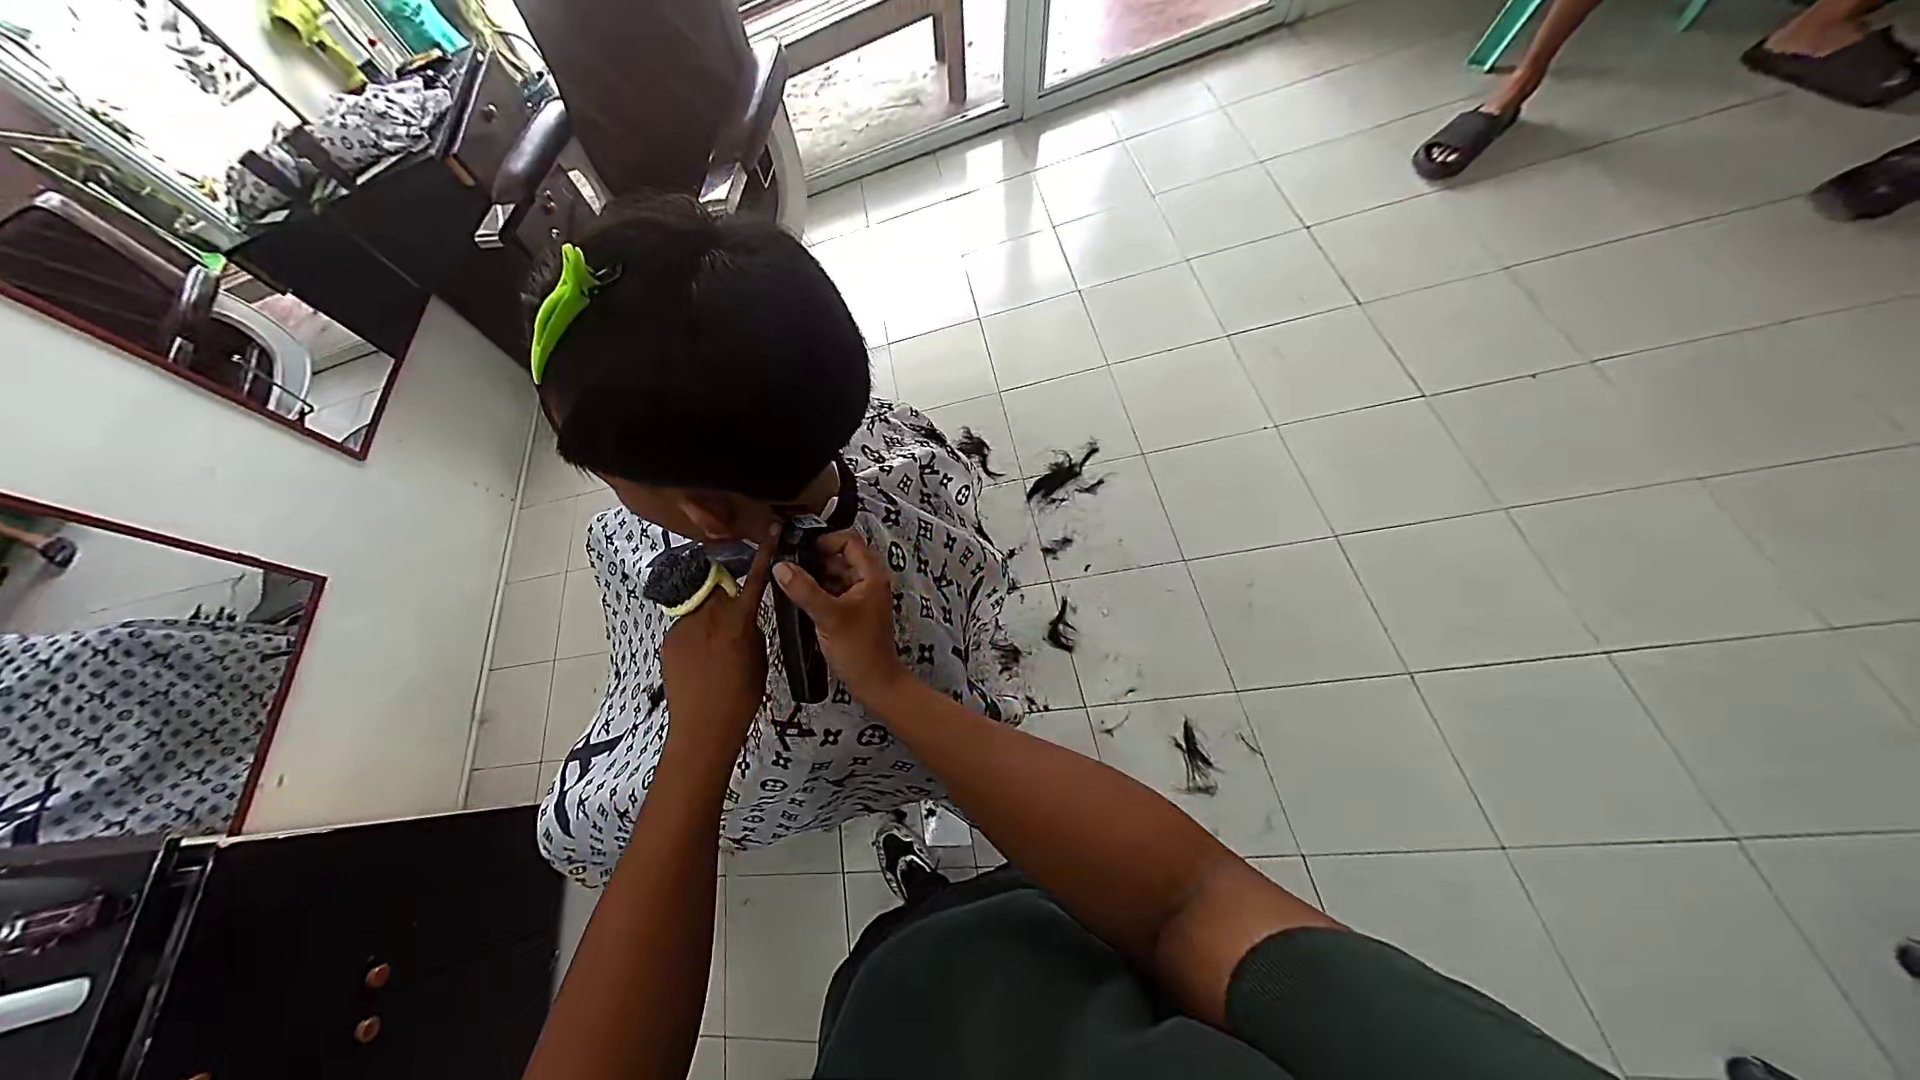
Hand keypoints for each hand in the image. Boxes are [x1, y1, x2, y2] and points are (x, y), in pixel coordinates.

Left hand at [660, 526, 777, 761]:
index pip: (754, 579)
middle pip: (717, 587)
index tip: (771, 533)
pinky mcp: (668, 641)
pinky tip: (703, 659)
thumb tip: (744, 617)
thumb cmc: (741, 697)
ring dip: (711, 616)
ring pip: (701, 608)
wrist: (703, 729)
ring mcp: (683, 628)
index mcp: (737, 620)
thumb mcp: (758, 657)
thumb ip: (751, 628)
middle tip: (735, 611)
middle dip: (726, 591)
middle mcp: (707, 616)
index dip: (765, 554)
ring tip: (719, 646)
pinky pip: (687, 627)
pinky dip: (697, 635)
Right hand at [772, 530, 911, 702]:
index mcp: (872, 576)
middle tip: (792, 567)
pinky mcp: (853, 610)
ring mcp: (861, 596)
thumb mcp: (828, 616)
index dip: (826, 541)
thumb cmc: (860, 651)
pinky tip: (803, 600)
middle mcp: (869, 582)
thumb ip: (804, 590)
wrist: (874, 681)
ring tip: (794, 584)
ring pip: (835, 574)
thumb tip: (782, 567)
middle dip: (817, 560)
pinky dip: (820, 591)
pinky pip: (834, 590)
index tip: (803, 550)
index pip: (849, 541)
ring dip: (816, 576)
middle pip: (841, 556)